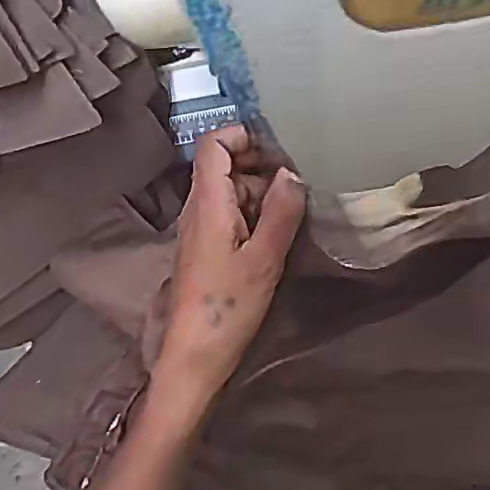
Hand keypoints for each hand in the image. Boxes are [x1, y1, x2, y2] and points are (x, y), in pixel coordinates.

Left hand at [151, 125, 305, 416]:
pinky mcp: (205, 249)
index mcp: (207, 202)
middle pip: (225, 166)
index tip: (279, 149)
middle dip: (261, 166)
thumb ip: (280, 212)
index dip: (243, 135)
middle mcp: (197, 209)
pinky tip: (275, 235)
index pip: (213, 144)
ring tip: (293, 212)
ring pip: (230, 192)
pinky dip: (253, 215)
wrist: (193, 355)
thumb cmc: (227, 306)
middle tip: (297, 184)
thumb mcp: (264, 258)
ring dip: (260, 193)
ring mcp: (199, 230)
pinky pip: (229, 216)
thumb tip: (292, 173)